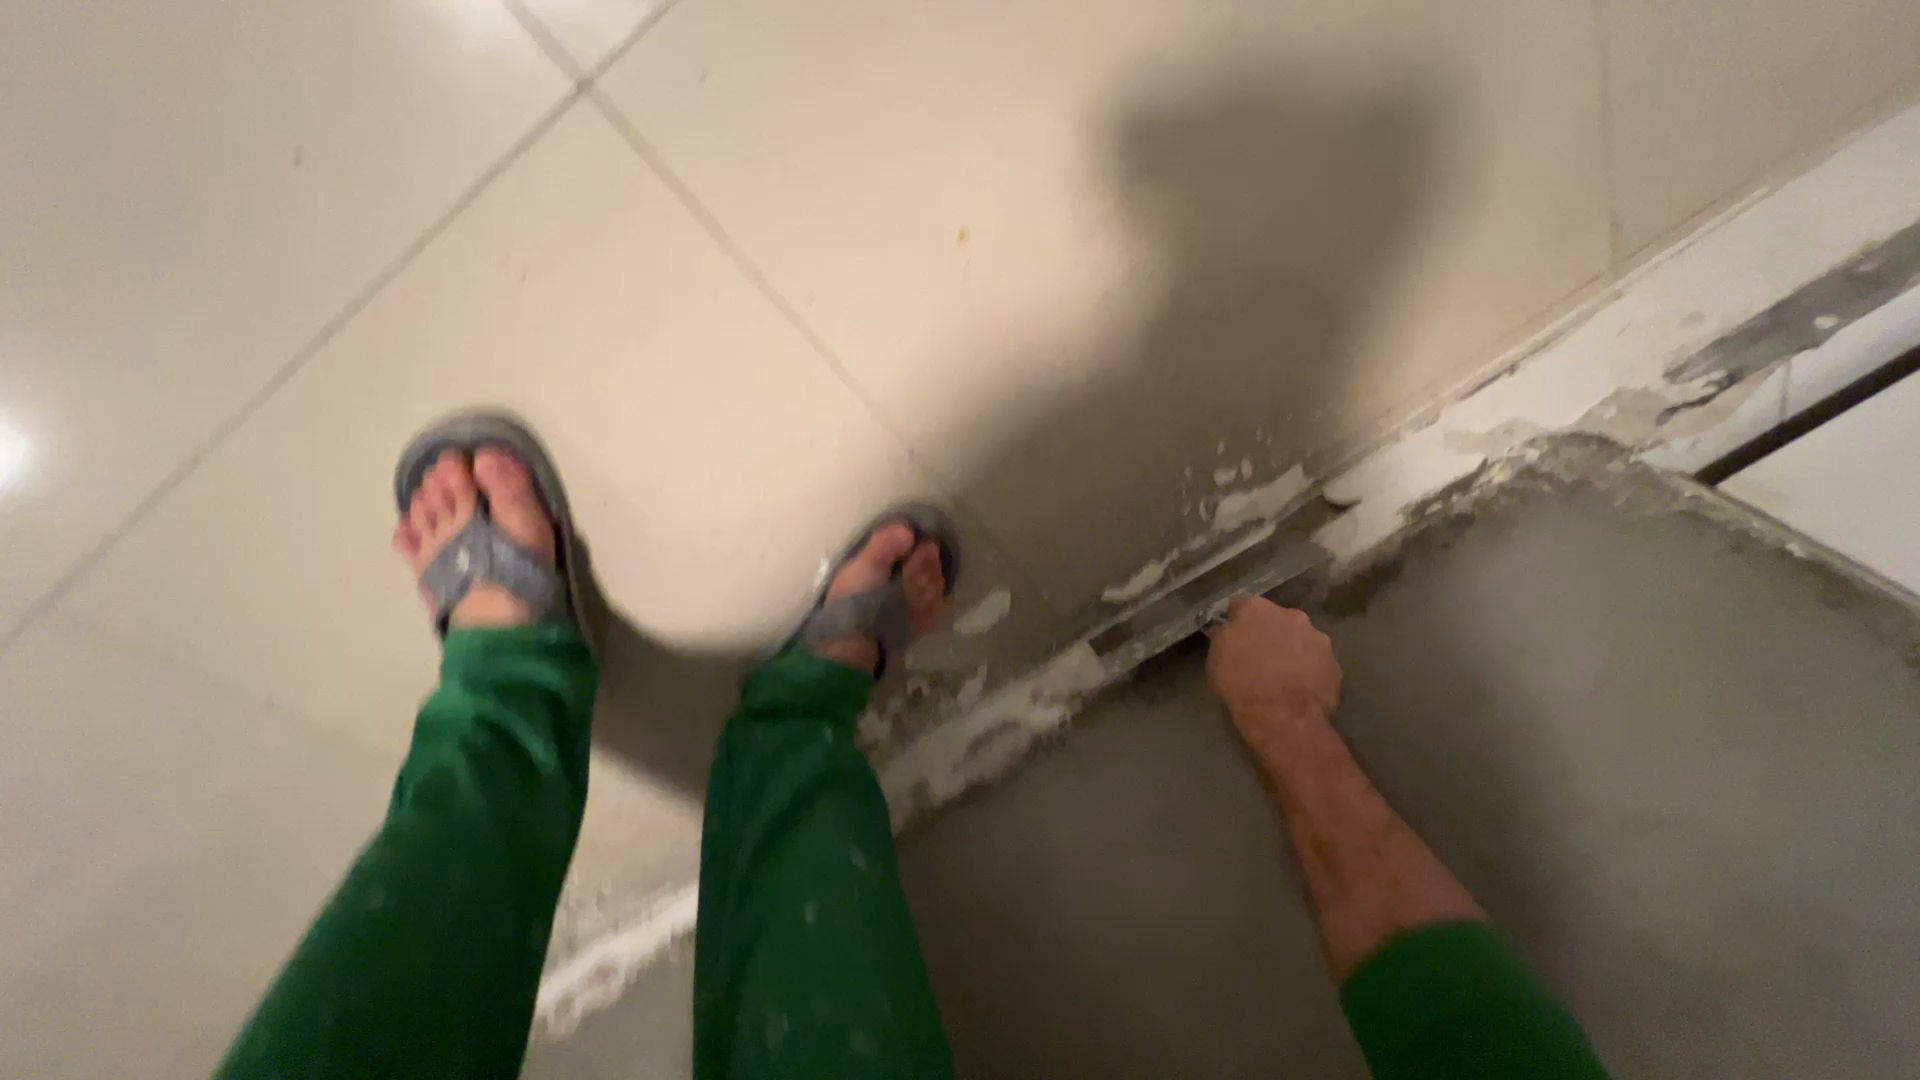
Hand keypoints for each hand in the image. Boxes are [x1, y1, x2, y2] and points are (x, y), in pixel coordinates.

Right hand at [1206, 596, 1342, 732]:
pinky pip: (1317, 660)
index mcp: (1256, 609)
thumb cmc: (1240, 683)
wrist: (1282, 715)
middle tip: (1261, 655)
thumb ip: (1224, 637)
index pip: (1241, 605)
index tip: (1233, 635)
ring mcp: (1317, 637)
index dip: (1236, 620)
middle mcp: (1290, 615)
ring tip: (1284, 673)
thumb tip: (1227, 630)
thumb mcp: (1215, 658)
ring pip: (1300, 637)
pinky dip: (1309, 668)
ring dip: (1292, 648)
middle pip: (1276, 618)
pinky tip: (1300, 686)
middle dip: (1269, 632)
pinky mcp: (1334, 661)